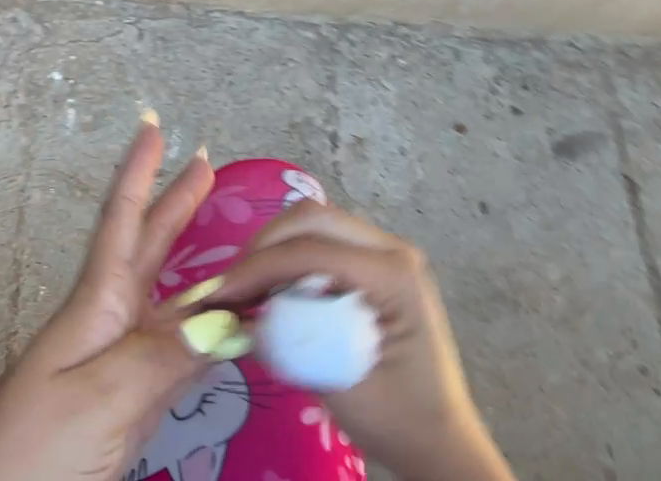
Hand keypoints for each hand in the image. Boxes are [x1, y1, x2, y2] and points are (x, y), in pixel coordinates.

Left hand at [0, 120, 220, 480]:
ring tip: (229, 239)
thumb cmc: (32, 450)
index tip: (152, 124)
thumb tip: (231, 317)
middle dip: (173, 202)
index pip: (122, 221)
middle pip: (145, 247)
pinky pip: (175, 349)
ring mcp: (114, 362)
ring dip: (196, 262)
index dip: (138, 171)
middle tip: (204, 161)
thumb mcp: (99, 396)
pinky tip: (223, 328)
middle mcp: (107, 322)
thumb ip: (162, 356)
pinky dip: (204, 329)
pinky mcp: (124, 401)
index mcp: (96, 306)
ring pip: (166, 297)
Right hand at [212, 201, 515, 480]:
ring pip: (311, 223)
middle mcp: (392, 249)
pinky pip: (320, 240)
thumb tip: (237, 316)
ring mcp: (385, 252)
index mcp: (394, 276)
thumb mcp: (341, 387)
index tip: (219, 295)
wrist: (441, 442)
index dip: (258, 268)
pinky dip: (287, 256)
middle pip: (309, 219)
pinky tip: (270, 288)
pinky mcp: (373, 264)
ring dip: (272, 248)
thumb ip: (290, 343)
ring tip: (245, 287)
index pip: (310, 251)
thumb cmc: (399, 420)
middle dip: (261, 247)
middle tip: (230, 286)